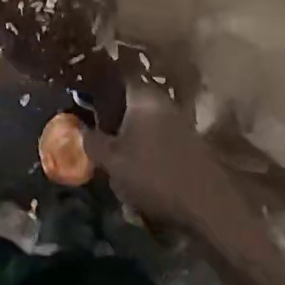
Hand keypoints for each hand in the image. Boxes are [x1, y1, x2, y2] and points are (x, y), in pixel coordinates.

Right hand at [84, 84, 237, 225]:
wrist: (210, 208)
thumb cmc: (154, 174)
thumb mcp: (111, 160)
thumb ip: (90, 140)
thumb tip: (74, 127)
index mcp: (143, 96)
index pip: (118, 76)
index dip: (99, 81)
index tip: (83, 91)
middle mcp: (164, 102)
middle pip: (132, 99)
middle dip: (113, 110)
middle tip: (94, 123)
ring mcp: (182, 123)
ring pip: (147, 119)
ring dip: (130, 130)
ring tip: (113, 148)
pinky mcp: (193, 146)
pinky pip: (161, 136)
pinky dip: (147, 145)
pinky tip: (137, 163)